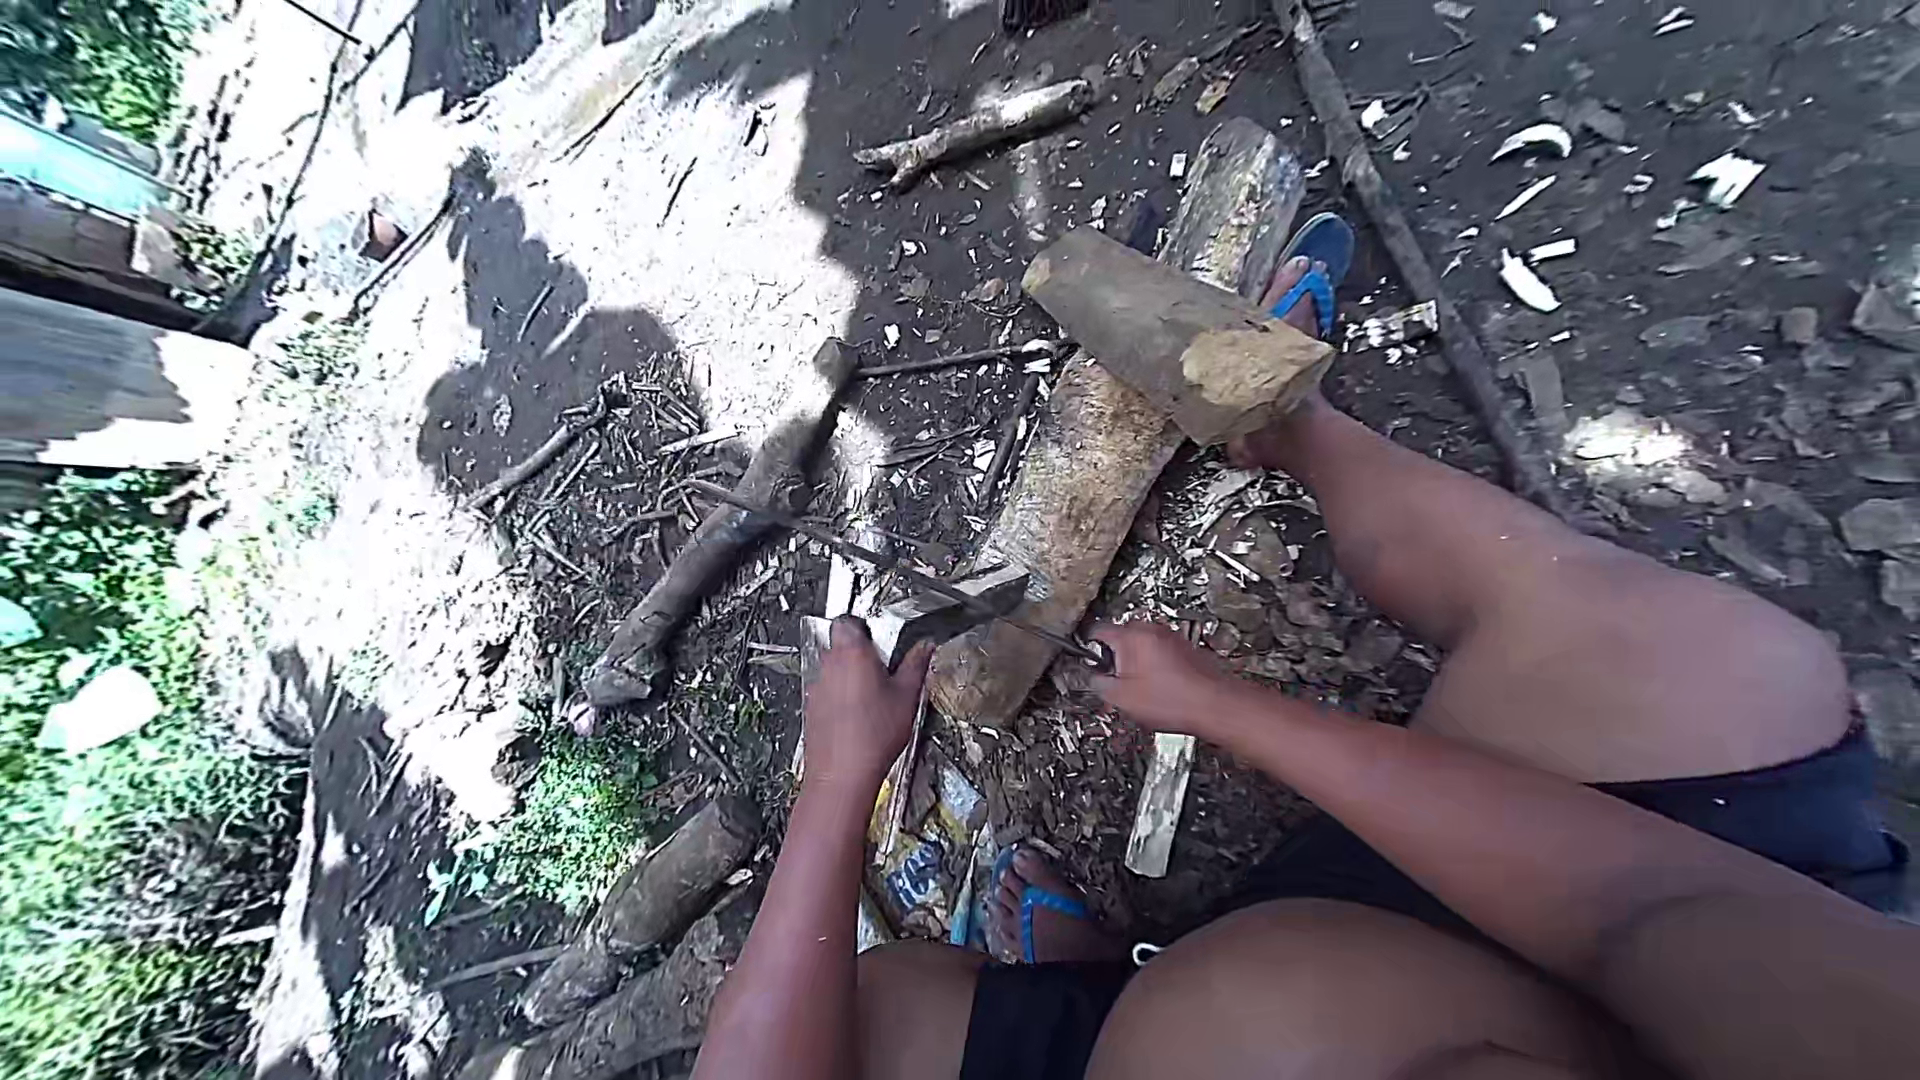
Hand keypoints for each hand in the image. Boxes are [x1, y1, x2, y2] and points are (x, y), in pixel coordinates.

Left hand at [802, 617, 933, 793]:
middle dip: (862, 654)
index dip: (864, 626)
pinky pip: (828, 691)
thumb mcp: (907, 695)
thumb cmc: (873, 736)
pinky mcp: (812, 707)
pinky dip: (841, 696)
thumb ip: (916, 664)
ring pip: (834, 669)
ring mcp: (817, 686)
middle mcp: (829, 665)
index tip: (880, 638)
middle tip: (884, 670)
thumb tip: (925, 647)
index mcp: (852, 653)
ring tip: (874, 696)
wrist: (843, 775)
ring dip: (851, 675)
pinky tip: (860, 715)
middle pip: (842, 644)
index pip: (849, 620)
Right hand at [1088, 620, 1233, 735]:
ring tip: (1140, 686)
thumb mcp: (1121, 697)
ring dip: (1134, 660)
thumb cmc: (1174, 700)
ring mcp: (1169, 636)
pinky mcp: (1183, 646)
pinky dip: (1153, 663)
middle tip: (1115, 679)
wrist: (1215, 705)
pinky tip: (1159, 686)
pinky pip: (1157, 649)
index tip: (1088, 660)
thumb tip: (1091, 677)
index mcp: (1131, 636)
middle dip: (1114, 656)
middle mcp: (1150, 629)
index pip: (1096, 630)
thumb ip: (1098, 683)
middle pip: (1119, 636)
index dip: (1087, 647)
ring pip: (1139, 643)